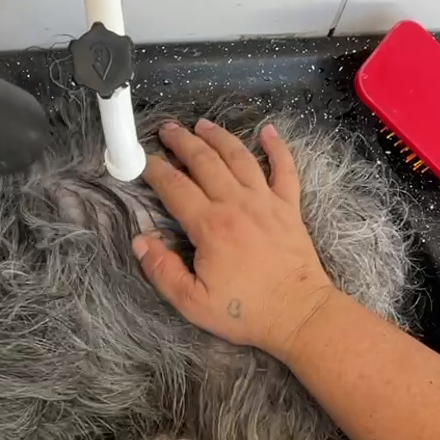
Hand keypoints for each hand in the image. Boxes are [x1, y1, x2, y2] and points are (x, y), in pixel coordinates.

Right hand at [134, 119, 342, 358]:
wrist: (298, 315)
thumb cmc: (245, 311)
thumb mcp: (192, 302)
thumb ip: (162, 270)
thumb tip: (141, 241)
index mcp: (210, 226)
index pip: (174, 187)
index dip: (154, 170)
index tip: (141, 161)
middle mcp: (236, 205)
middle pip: (204, 161)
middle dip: (182, 141)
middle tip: (167, 130)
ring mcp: (266, 202)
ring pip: (239, 157)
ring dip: (218, 137)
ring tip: (202, 124)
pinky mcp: (290, 208)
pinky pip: (284, 169)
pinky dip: (277, 147)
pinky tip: (268, 131)